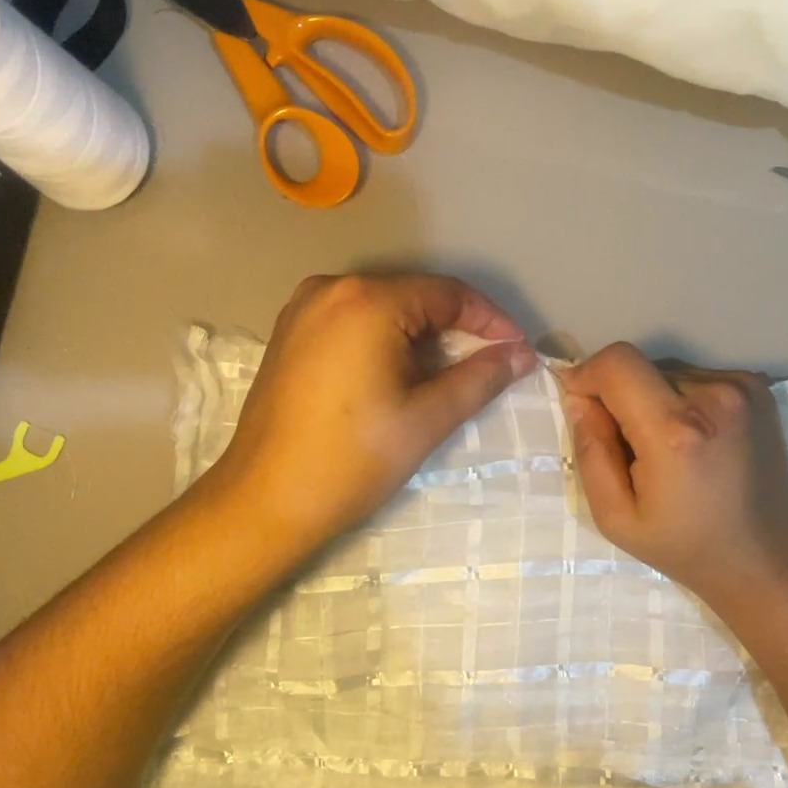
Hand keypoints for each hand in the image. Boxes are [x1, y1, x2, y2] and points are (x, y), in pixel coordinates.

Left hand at [202, 274, 535, 552]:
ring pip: (383, 310)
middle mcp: (331, 288)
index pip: (448, 294)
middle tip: (487, 369)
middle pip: (414, 297)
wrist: (266, 499)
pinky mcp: (288, 334)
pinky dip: (384, 342)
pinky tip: (398, 378)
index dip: (491, 321)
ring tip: (446, 379)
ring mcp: (302, 309)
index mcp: (368, 301)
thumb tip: (522, 355)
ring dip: (421, 338)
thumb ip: (480, 378)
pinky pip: (351, 323)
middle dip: (456, 331)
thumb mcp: (427, 419)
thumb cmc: (353, 459)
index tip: (518, 352)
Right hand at [561, 343, 787, 606]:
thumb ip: (591, 453)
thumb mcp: (616, 517)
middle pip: (642, 368)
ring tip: (669, 450)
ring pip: (669, 372)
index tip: (581, 405)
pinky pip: (699, 378)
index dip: (588, 376)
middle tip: (631, 449)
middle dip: (622, 399)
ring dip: (654, 401)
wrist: (762, 555)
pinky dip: (684, 401)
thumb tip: (578, 400)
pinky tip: (696, 442)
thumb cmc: (684, 546)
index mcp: (674, 431)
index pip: (617, 364)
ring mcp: (742, 389)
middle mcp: (713, 396)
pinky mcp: (757, 389)